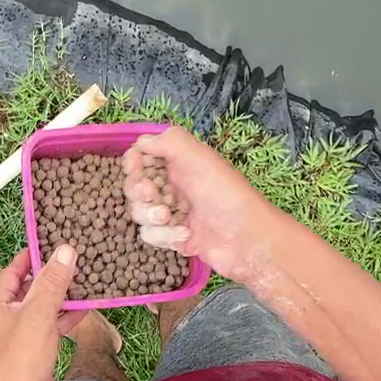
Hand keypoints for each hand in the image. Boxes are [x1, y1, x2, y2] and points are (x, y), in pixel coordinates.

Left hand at [0, 246, 84, 380]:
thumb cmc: (22, 361)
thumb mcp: (39, 314)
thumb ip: (52, 282)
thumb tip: (65, 252)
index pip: (13, 270)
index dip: (32, 255)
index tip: (53, 242)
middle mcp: (2, 316)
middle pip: (28, 286)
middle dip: (51, 275)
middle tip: (74, 259)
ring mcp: (18, 332)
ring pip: (41, 305)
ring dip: (61, 295)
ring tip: (84, 279)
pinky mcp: (32, 346)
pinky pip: (49, 323)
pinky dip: (64, 315)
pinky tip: (85, 307)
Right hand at [122, 126, 286, 286]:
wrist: (246, 238)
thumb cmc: (224, 194)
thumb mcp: (199, 157)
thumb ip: (169, 141)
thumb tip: (142, 142)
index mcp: (180, 163)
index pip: (142, 158)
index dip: (134, 163)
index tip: (136, 168)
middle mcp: (174, 185)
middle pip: (135, 186)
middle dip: (139, 192)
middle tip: (151, 195)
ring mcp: (173, 213)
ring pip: (140, 213)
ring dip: (151, 216)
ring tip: (170, 218)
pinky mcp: (174, 237)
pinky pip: (151, 235)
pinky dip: (164, 236)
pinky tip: (184, 235)